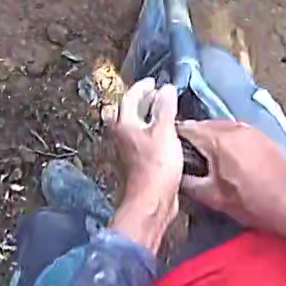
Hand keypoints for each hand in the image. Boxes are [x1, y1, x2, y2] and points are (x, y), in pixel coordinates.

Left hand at [106, 79, 182, 253]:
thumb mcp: (165, 131)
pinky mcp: (134, 163)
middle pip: (122, 111)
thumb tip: (166, 88)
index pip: (129, 98)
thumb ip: (165, 108)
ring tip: (158, 111)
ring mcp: (125, 151)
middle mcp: (120, 136)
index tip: (154, 82)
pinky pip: (137, 139)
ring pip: (129, 126)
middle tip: (152, 95)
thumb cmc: (157, 166)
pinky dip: (146, 131)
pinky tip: (161, 134)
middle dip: (136, 101)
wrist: (151, 202)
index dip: (142, 87)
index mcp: (124, 124)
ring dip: (141, 116)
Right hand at [178, 121, 285, 246]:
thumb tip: (174, 174)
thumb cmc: (251, 203)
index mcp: (219, 141)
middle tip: (182, 153)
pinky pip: (236, 130)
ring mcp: (250, 129)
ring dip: (210, 136)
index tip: (166, 145)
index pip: (188, 128)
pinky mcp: (261, 135)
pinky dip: (226, 138)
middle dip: (192, 136)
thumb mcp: (214, 198)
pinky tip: (225, 154)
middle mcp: (234, 128)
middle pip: (204, 125)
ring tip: (203, 155)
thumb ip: (189, 183)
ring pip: (220, 126)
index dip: (174, 136)